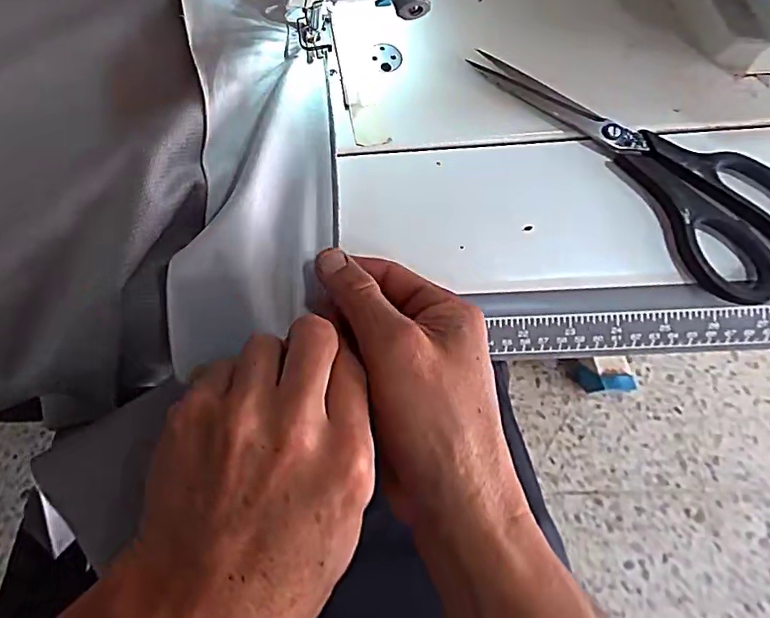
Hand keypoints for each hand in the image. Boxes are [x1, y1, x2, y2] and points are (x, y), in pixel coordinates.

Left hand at [66, 314, 373, 617]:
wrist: (198, 599)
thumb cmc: (273, 574)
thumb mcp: (345, 516)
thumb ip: (351, 443)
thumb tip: (342, 387)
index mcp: (344, 458)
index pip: (354, 363)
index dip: (341, 358)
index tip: (331, 360)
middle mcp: (295, 428)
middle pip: (313, 335)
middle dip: (308, 345)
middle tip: (297, 364)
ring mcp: (240, 414)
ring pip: (262, 343)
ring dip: (263, 366)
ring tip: (256, 402)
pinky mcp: (195, 410)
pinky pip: (219, 365)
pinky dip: (223, 384)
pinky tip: (224, 418)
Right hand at [315, 248, 595, 617]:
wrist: (453, 506)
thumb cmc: (445, 432)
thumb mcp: (394, 345)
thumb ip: (359, 298)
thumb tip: (334, 264)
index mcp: (447, 314)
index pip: (388, 273)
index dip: (349, 273)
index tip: (316, 275)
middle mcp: (435, 338)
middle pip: (374, 304)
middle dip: (343, 314)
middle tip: (319, 325)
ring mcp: (417, 369)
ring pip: (364, 338)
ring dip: (343, 346)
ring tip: (329, 358)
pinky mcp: (400, 398)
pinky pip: (363, 369)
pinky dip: (345, 371)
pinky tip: (336, 381)